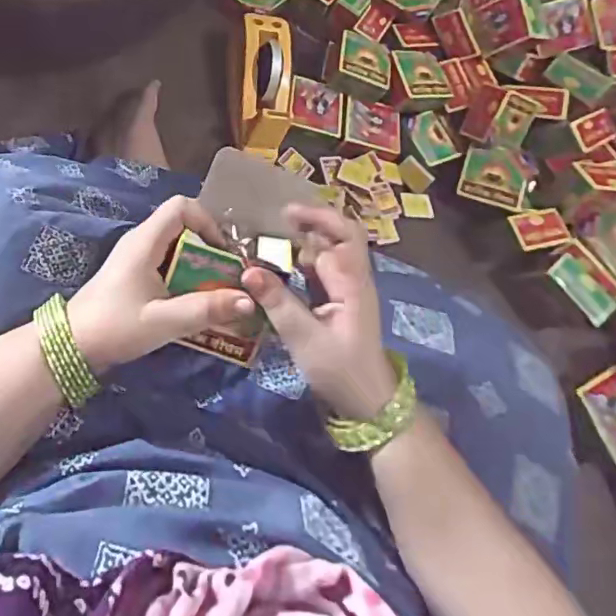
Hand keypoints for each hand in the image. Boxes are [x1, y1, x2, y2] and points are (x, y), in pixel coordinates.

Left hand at [66, 195, 255, 370]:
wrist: (70, 345)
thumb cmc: (115, 327)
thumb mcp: (163, 321)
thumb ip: (206, 309)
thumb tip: (248, 301)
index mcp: (145, 241)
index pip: (182, 206)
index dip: (207, 222)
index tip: (222, 252)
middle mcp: (140, 241)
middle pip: (182, 225)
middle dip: (208, 247)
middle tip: (226, 276)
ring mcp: (134, 256)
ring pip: (175, 245)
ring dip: (198, 264)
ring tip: (215, 290)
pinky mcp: (132, 273)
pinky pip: (166, 261)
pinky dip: (184, 274)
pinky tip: (192, 300)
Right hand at [240, 204, 397, 419]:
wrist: (366, 402)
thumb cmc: (339, 370)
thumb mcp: (303, 337)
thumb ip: (278, 302)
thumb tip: (248, 270)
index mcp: (352, 282)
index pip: (340, 236)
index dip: (315, 219)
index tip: (284, 213)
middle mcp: (353, 277)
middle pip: (339, 235)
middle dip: (310, 222)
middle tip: (277, 219)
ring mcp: (348, 287)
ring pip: (329, 250)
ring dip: (304, 240)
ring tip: (270, 238)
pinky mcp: (339, 299)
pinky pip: (322, 268)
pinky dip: (302, 259)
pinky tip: (279, 264)